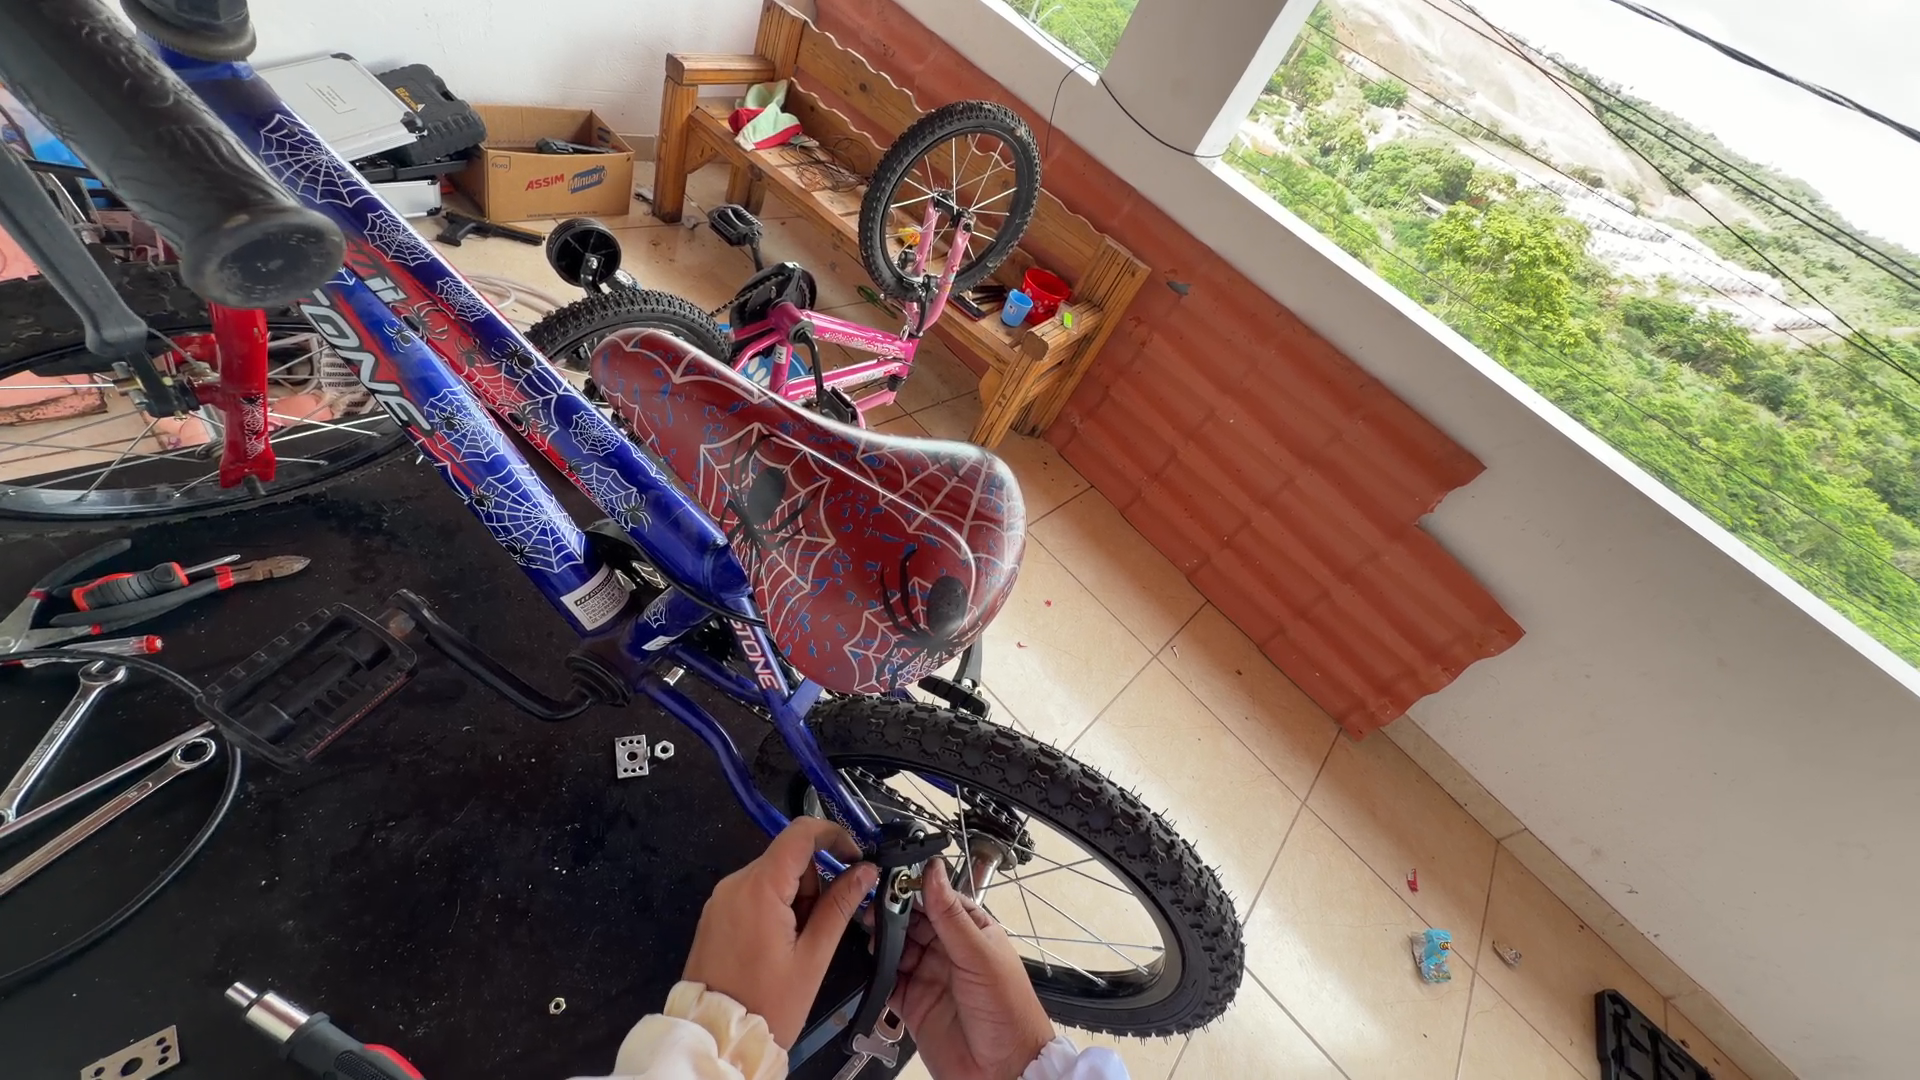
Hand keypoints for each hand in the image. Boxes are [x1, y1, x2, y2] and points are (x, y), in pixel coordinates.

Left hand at [682, 818, 879, 1047]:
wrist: (715, 1043)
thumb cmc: (768, 1004)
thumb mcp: (813, 957)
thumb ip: (840, 905)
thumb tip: (866, 870)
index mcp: (760, 886)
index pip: (801, 833)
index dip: (833, 835)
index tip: (854, 858)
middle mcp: (735, 882)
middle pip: (789, 858)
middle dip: (813, 884)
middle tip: (814, 931)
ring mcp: (721, 898)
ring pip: (774, 875)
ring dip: (794, 898)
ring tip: (792, 946)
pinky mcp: (715, 913)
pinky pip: (754, 892)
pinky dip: (773, 906)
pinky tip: (774, 946)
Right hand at [892, 860, 1055, 1079]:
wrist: (1002, 1073)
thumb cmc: (1008, 1009)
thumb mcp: (979, 955)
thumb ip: (950, 915)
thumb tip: (933, 870)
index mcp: (970, 929)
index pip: (937, 898)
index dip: (915, 888)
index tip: (892, 880)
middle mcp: (948, 949)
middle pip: (913, 921)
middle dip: (892, 913)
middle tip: (873, 908)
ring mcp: (929, 975)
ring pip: (897, 948)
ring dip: (882, 940)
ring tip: (870, 935)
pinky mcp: (913, 1004)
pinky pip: (888, 982)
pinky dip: (878, 972)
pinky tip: (872, 964)